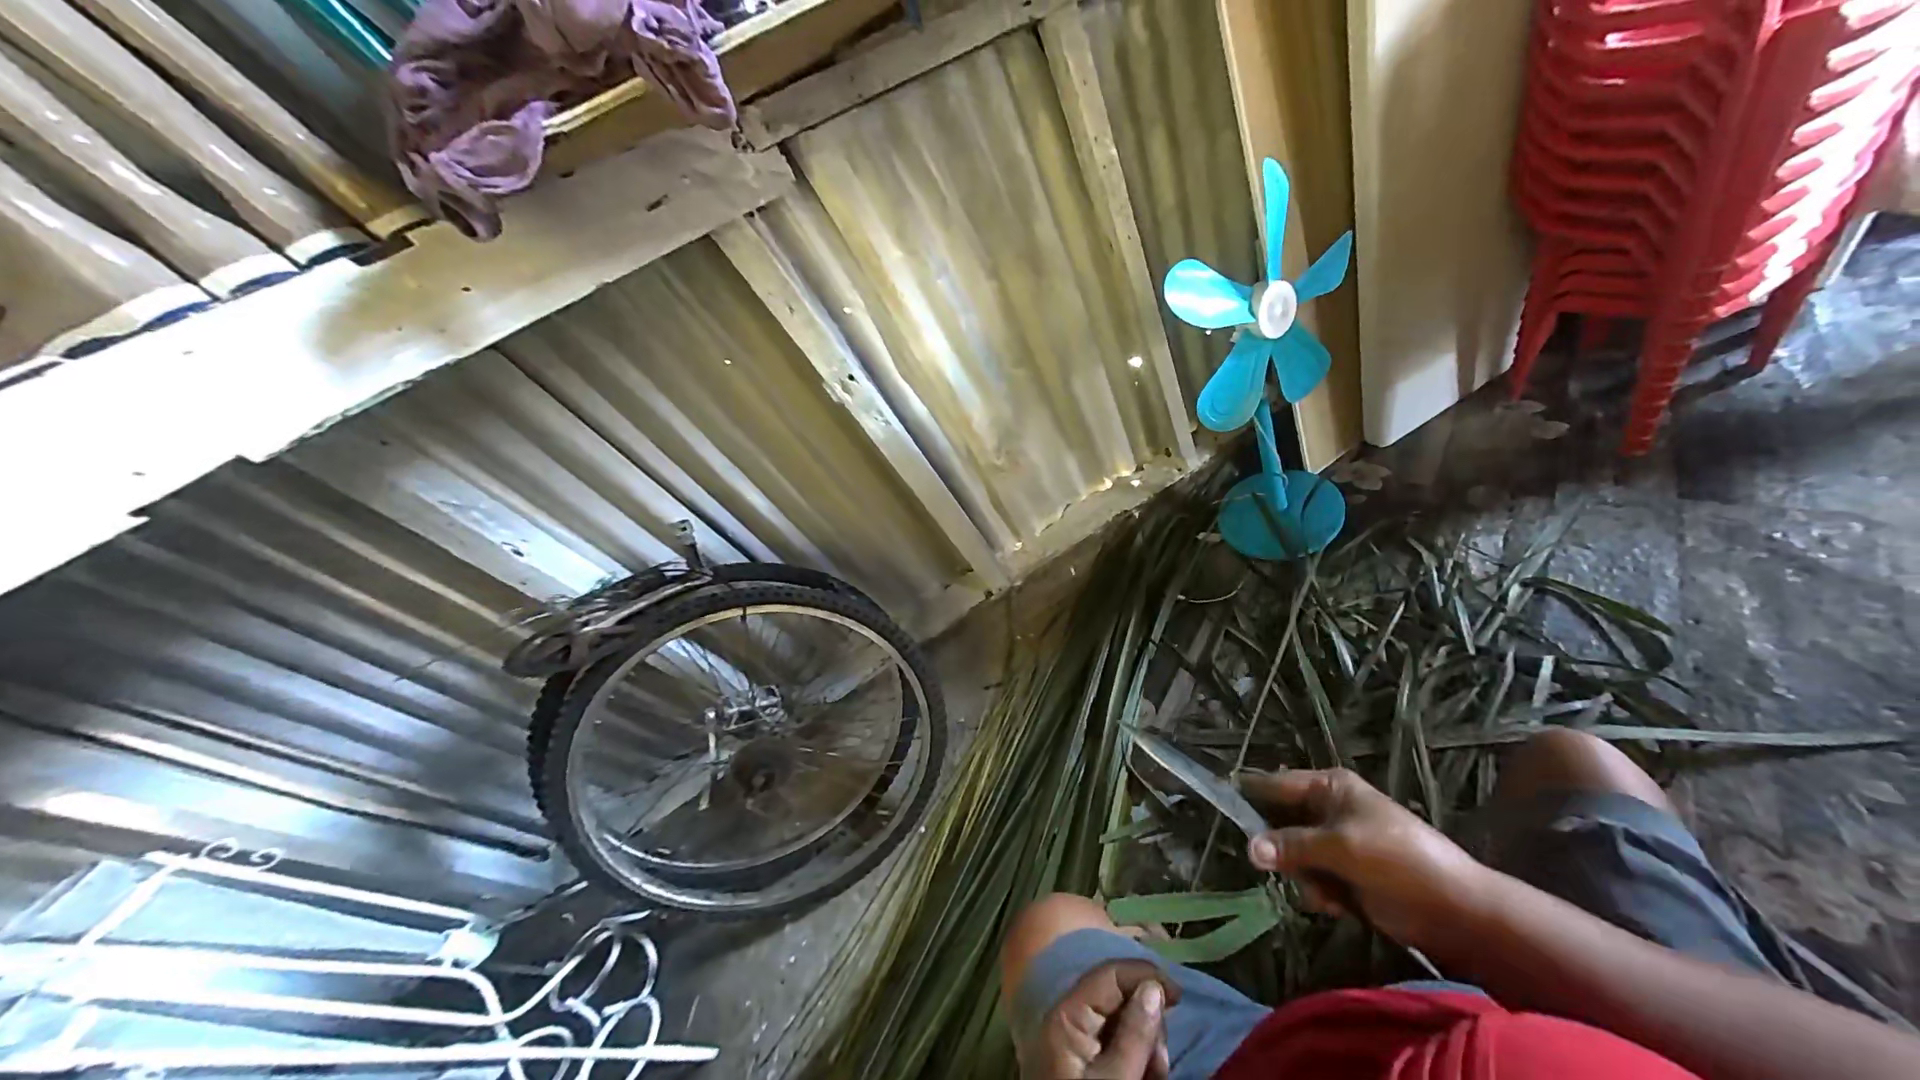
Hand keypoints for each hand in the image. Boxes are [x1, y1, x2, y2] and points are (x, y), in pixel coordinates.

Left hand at [1021, 960, 1175, 1078]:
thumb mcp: (1116, 1079)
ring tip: (1152, 1078)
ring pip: (1119, 1022)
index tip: (1179, 996)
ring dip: (1144, 1045)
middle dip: (1147, 1023)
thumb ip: (1135, 1033)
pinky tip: (1143, 1077)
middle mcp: (1066, 1017)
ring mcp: (1071, 1039)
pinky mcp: (1077, 1059)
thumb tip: (1153, 988)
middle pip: (1116, 997)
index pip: (1110, 974)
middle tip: (1160, 1064)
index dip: (1145, 975)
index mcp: (1067, 1015)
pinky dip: (1132, 1056)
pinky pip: (1112, 1043)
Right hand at [1239, 768, 1489, 949]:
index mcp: (1329, 788)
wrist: (1456, 910)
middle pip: (1280, 822)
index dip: (1249, 795)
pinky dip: (1319, 893)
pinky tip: (1337, 905)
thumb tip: (1249, 848)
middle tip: (1282, 866)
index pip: (1275, 784)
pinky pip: (1312, 879)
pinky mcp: (1346, 874)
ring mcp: (1337, 843)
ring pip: (1292, 855)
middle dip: (1281, 848)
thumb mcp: (1340, 847)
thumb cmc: (1397, 860)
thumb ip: (1291, 845)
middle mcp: (1329, 810)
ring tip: (1325, 892)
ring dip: (1302, 876)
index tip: (1220, 806)